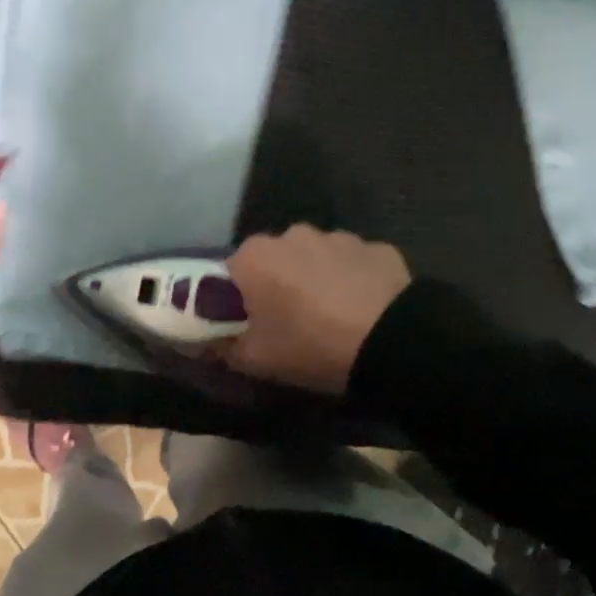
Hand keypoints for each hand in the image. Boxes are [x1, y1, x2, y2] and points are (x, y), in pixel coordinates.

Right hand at [221, 225, 411, 393]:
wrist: (394, 342)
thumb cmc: (311, 346)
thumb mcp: (255, 360)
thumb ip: (219, 347)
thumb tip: (202, 342)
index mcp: (253, 257)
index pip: (227, 274)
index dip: (233, 302)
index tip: (244, 327)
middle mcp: (290, 235)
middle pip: (271, 262)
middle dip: (274, 286)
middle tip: (286, 324)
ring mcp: (337, 237)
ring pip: (313, 259)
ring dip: (313, 281)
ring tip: (330, 318)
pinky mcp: (375, 247)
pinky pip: (351, 265)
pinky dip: (350, 282)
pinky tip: (362, 311)